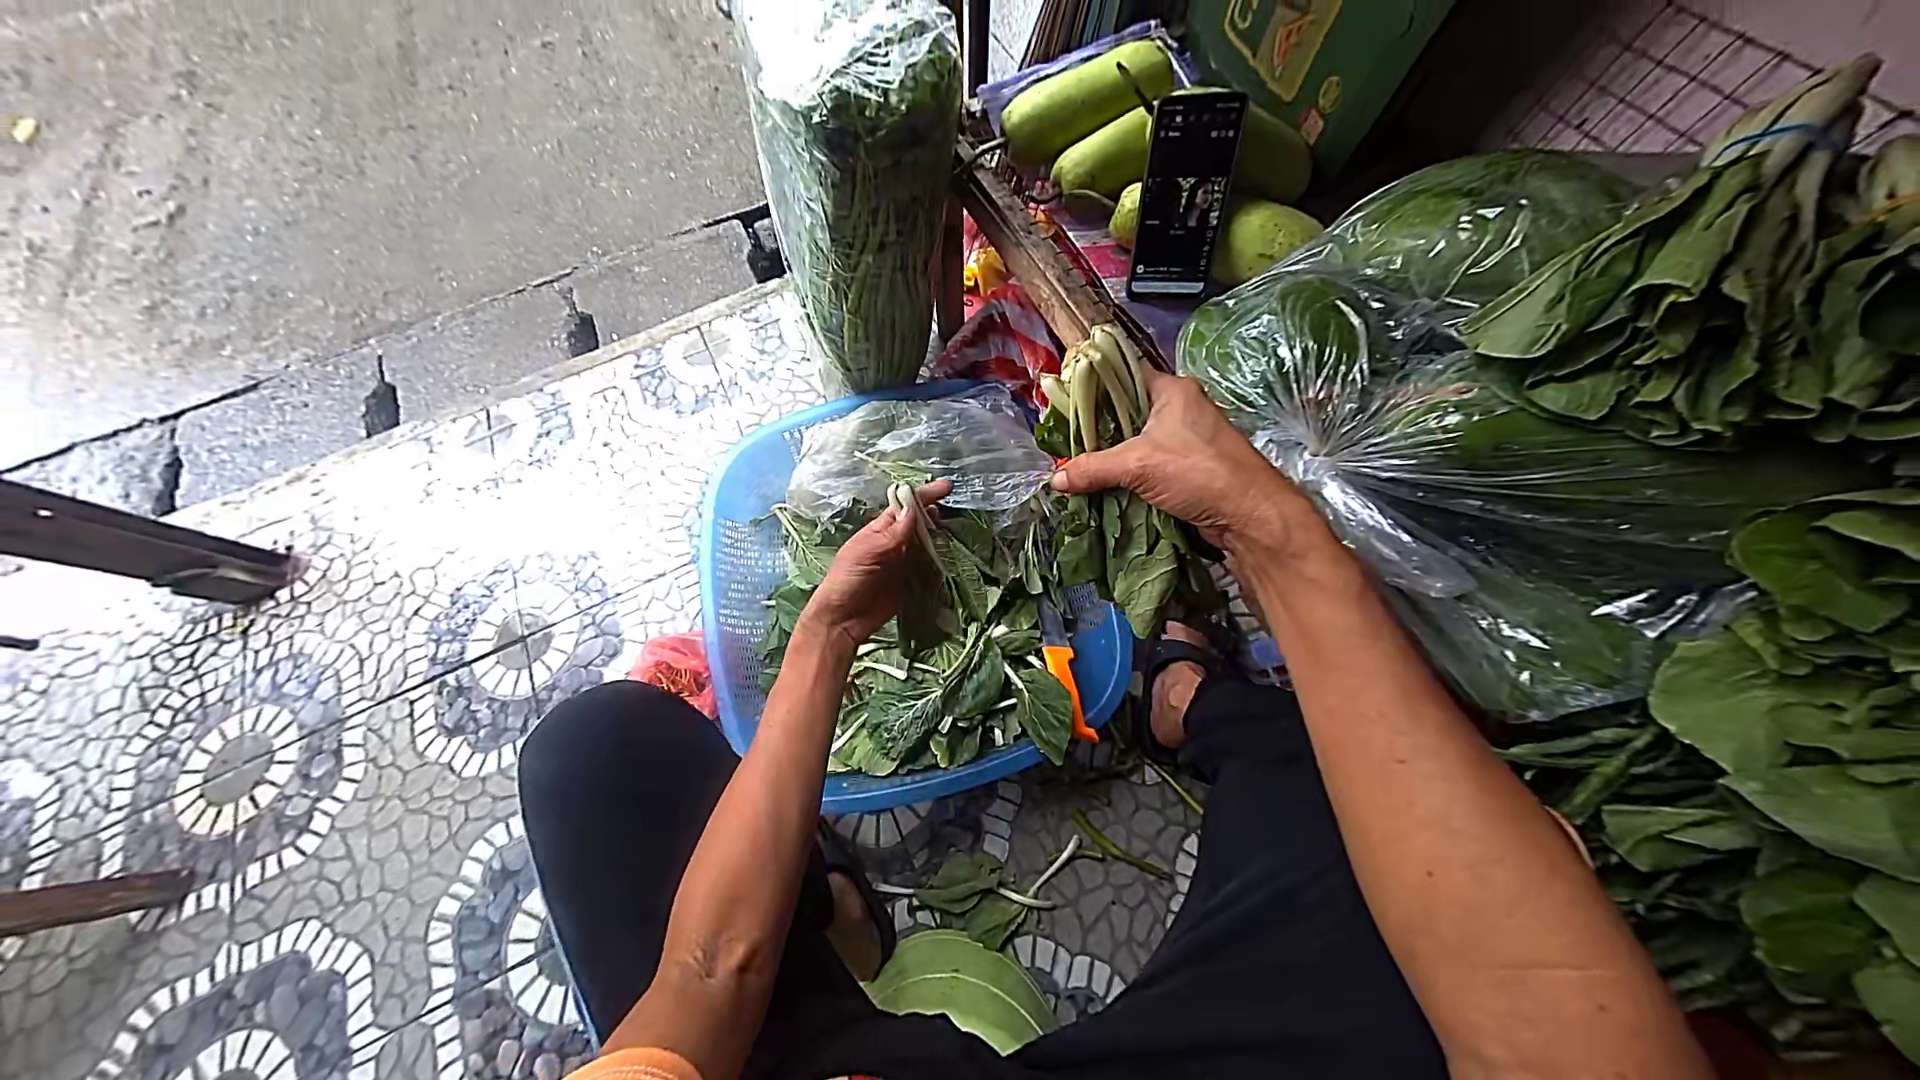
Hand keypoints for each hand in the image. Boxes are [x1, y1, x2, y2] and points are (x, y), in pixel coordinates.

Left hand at [800, 479, 953, 649]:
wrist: (843, 619)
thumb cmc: (847, 580)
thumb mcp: (866, 552)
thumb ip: (891, 534)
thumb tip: (913, 509)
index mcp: (881, 529)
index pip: (905, 505)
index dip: (925, 495)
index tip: (946, 487)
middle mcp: (895, 542)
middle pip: (921, 523)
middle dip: (936, 516)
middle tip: (952, 518)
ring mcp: (904, 562)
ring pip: (928, 543)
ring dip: (941, 539)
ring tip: (955, 536)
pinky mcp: (911, 582)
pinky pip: (930, 567)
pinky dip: (941, 563)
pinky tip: (951, 561)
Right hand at [1048, 369, 1327, 557]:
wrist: (1248, 514)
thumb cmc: (1198, 471)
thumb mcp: (1137, 465)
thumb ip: (1092, 468)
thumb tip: (1055, 479)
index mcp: (1171, 390)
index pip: (1122, 374)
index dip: (1091, 385)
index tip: (1061, 402)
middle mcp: (1178, 408)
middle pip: (1124, 410)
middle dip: (1094, 427)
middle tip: (1062, 438)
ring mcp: (1183, 438)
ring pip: (1133, 440)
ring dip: (1108, 454)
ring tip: (1074, 460)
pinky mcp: (1184, 466)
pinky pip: (1144, 463)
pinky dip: (1124, 472)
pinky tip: (1099, 482)